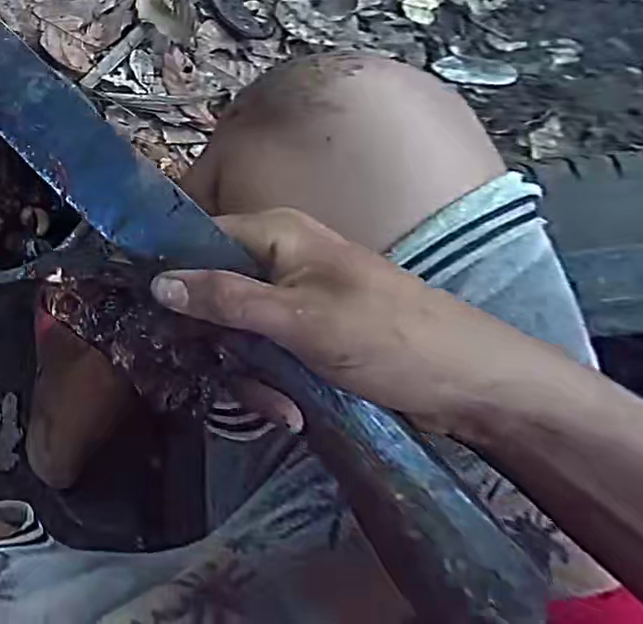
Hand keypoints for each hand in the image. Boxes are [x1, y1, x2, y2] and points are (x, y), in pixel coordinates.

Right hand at [151, 208, 576, 436]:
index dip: (168, 273)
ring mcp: (286, 295)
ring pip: (229, 326)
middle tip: (221, 372)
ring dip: (243, 369)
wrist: (491, 394)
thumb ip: (225, 298)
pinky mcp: (300, 331)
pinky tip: (288, 409)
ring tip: (275, 405)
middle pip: (206, 289)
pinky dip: (266, 379)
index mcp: (271, 233)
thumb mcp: (302, 319)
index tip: (152, 313)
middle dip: (213, 338)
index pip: (192, 238)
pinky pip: (257, 348)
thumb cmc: (395, 339)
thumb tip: (154, 283)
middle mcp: (272, 257)